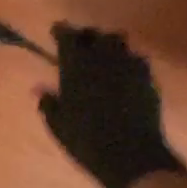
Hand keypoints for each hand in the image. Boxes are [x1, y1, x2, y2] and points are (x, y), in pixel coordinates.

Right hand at [38, 24, 185, 187]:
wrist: (131, 156)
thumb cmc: (87, 142)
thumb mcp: (58, 125)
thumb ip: (48, 102)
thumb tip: (38, 86)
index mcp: (76, 66)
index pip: (67, 36)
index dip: (61, 31)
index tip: (56, 31)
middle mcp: (103, 58)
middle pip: (95, 33)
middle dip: (86, 35)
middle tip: (80, 44)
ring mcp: (129, 66)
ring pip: (118, 40)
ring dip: (109, 44)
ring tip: (104, 55)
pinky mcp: (148, 77)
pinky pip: (137, 58)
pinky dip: (128, 60)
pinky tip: (124, 73)